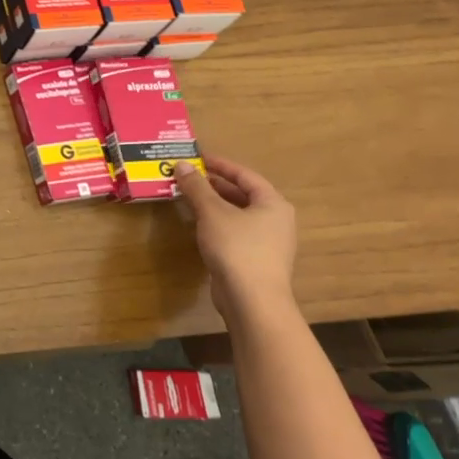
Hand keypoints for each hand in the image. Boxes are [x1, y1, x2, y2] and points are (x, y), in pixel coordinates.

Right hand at [174, 156, 296, 326]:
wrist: (252, 300)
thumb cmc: (237, 247)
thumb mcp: (212, 212)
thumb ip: (196, 187)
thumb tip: (182, 165)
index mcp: (273, 204)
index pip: (245, 175)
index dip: (220, 164)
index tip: (197, 157)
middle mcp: (275, 220)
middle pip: (243, 194)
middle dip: (214, 185)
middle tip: (187, 177)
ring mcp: (268, 242)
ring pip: (238, 214)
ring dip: (213, 204)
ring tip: (187, 196)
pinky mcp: (256, 259)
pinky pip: (235, 231)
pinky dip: (217, 222)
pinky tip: (198, 223)